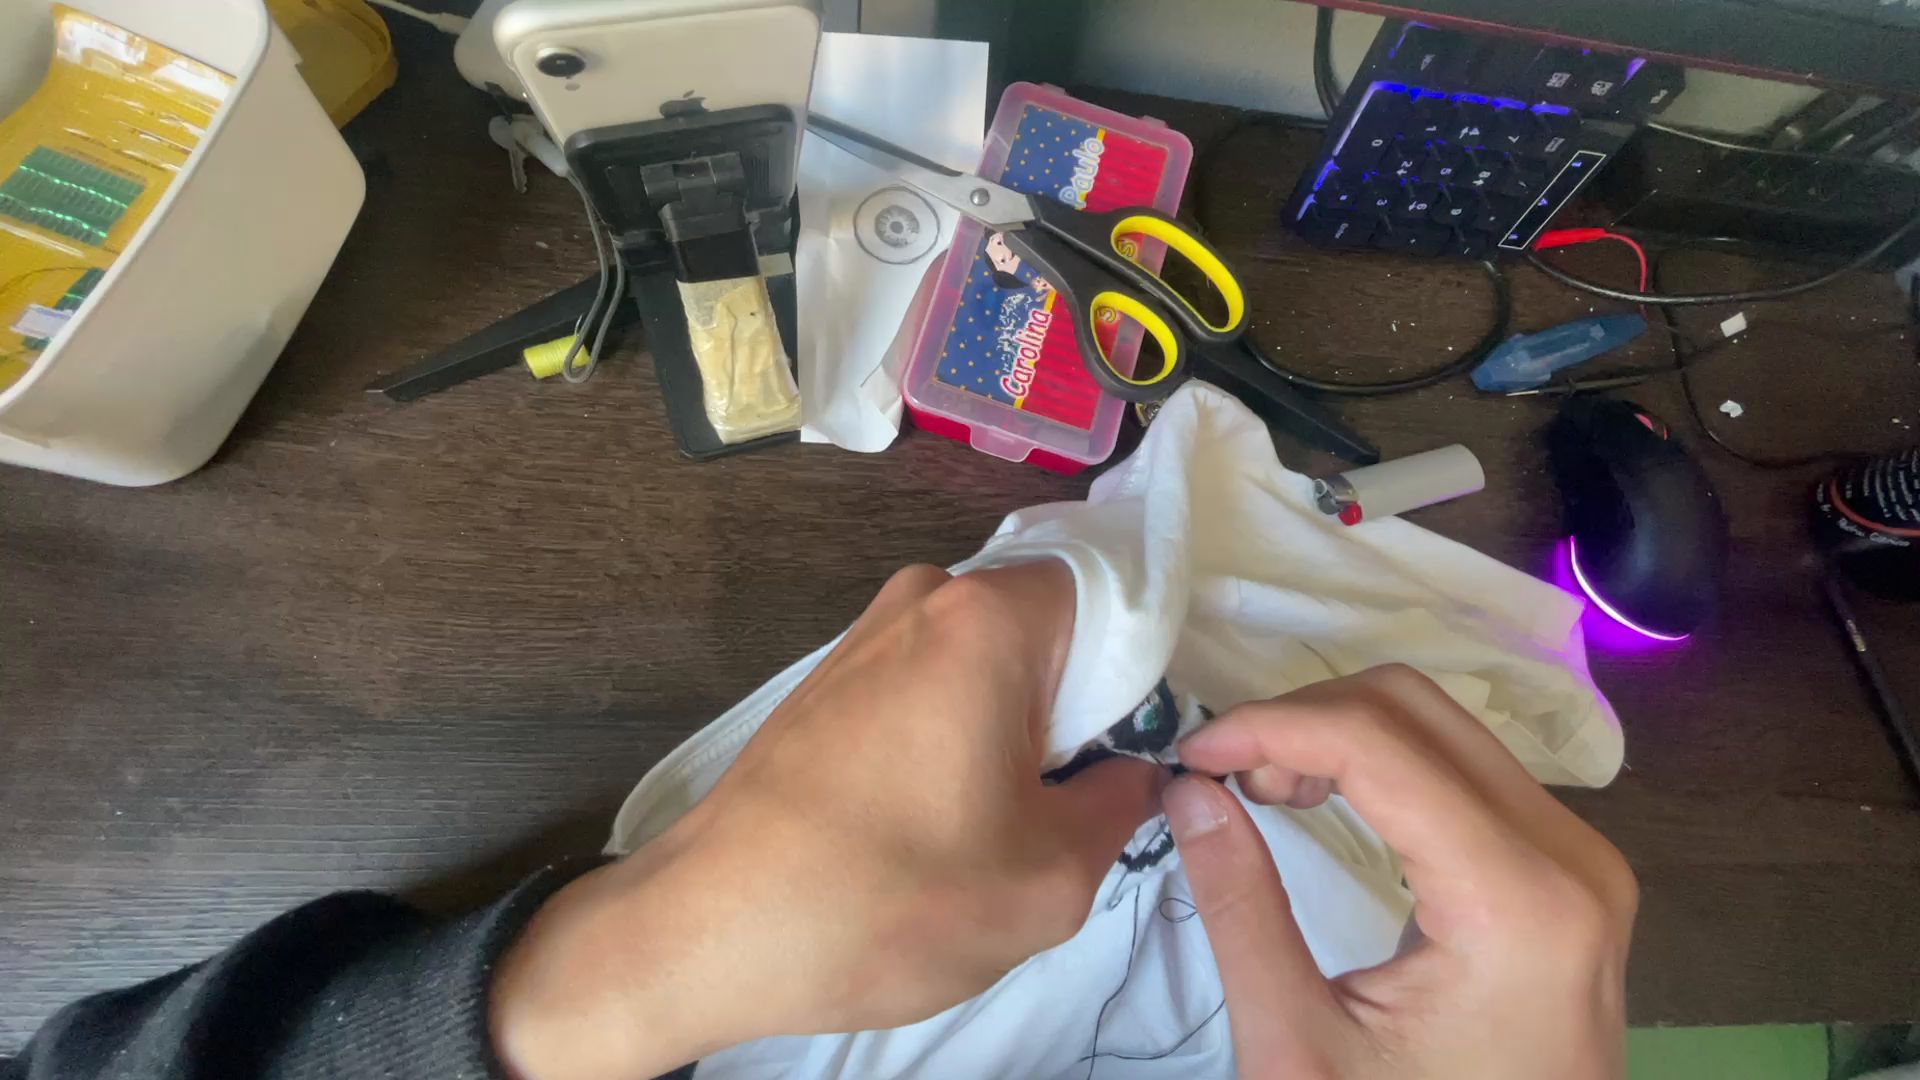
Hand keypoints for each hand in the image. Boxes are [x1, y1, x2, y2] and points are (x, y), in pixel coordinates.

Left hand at [490, 561, 1166, 1079]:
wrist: (709, 925)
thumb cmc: (890, 894)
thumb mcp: (1049, 875)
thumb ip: (1122, 802)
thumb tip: (1135, 768)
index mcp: (985, 615)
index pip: (1108, 600)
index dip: (1137, 672)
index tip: (1137, 744)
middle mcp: (925, 594)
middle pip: (1046, 626)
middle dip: (1076, 702)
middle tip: (1072, 791)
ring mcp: (869, 627)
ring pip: (989, 654)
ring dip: (1017, 718)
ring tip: (1002, 807)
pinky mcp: (835, 670)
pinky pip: (932, 674)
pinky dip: (960, 721)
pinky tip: (941, 799)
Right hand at [1162, 665, 1636, 1079]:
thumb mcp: (1297, 1048)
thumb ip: (1239, 907)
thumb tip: (1187, 787)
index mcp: (1517, 902)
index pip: (1373, 741)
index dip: (1267, 727)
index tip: (1190, 755)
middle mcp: (1563, 851)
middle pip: (1403, 704)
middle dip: (1293, 720)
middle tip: (1225, 777)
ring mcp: (1567, 846)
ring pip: (1422, 713)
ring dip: (1322, 729)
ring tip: (1264, 790)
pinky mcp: (1551, 853)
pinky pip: (1440, 749)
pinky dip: (1358, 748)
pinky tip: (1315, 793)